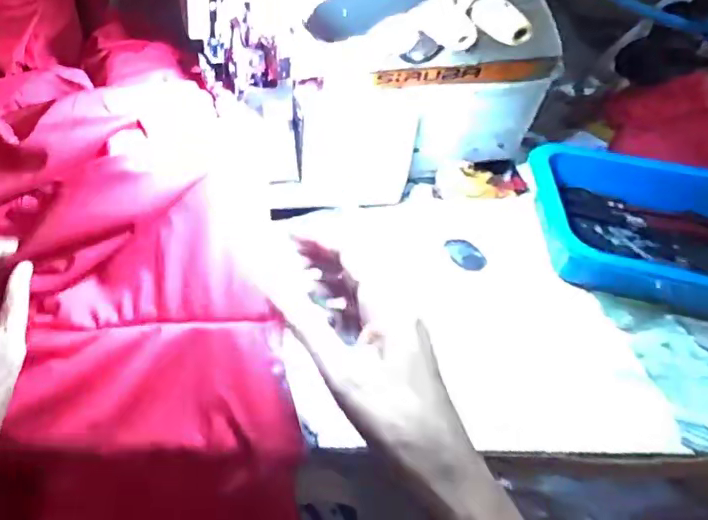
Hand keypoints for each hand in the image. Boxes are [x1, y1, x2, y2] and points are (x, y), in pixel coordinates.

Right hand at [275, 238, 520, 519]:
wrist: (441, 472)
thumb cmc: (390, 417)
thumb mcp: (340, 368)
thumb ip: (302, 319)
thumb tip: (266, 277)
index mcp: (390, 305)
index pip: (350, 251)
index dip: (316, 238)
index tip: (282, 235)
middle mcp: (397, 307)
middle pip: (354, 264)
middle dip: (316, 253)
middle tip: (279, 253)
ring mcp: (398, 326)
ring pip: (357, 285)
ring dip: (323, 277)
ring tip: (289, 279)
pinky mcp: (395, 344)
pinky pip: (361, 306)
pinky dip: (333, 300)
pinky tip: (313, 311)